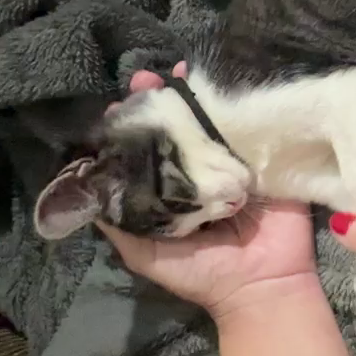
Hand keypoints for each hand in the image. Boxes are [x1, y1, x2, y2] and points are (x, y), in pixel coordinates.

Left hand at [98, 61, 322, 317]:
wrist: (263, 285)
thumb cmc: (204, 273)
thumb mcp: (145, 251)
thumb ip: (117, 220)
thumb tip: (79, 183)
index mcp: (175, 189)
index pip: (150, 149)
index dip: (134, 127)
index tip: (118, 105)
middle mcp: (206, 171)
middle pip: (182, 128)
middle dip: (163, 102)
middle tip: (146, 80)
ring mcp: (242, 164)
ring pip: (217, 123)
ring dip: (200, 96)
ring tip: (179, 70)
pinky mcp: (275, 162)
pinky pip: (261, 130)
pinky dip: (248, 107)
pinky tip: (233, 84)